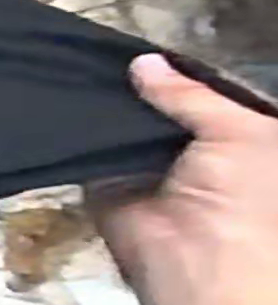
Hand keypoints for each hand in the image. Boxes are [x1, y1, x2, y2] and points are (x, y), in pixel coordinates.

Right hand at [91, 54, 277, 304]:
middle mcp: (195, 147)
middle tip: (94, 59)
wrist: (195, 251)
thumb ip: (191, 97)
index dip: (177, 74)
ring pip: (120, 126)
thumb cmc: (249, 193)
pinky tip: (54, 111)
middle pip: (160, 108)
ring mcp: (146, 164)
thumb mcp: (242, 133)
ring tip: (66, 79)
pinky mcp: (102, 178)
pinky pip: (87, 150)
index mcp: (242, 136)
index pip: (206, 95)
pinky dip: (73, 135)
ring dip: (99, 111)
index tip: (138, 52)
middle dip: (133, 89)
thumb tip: (142, 61)